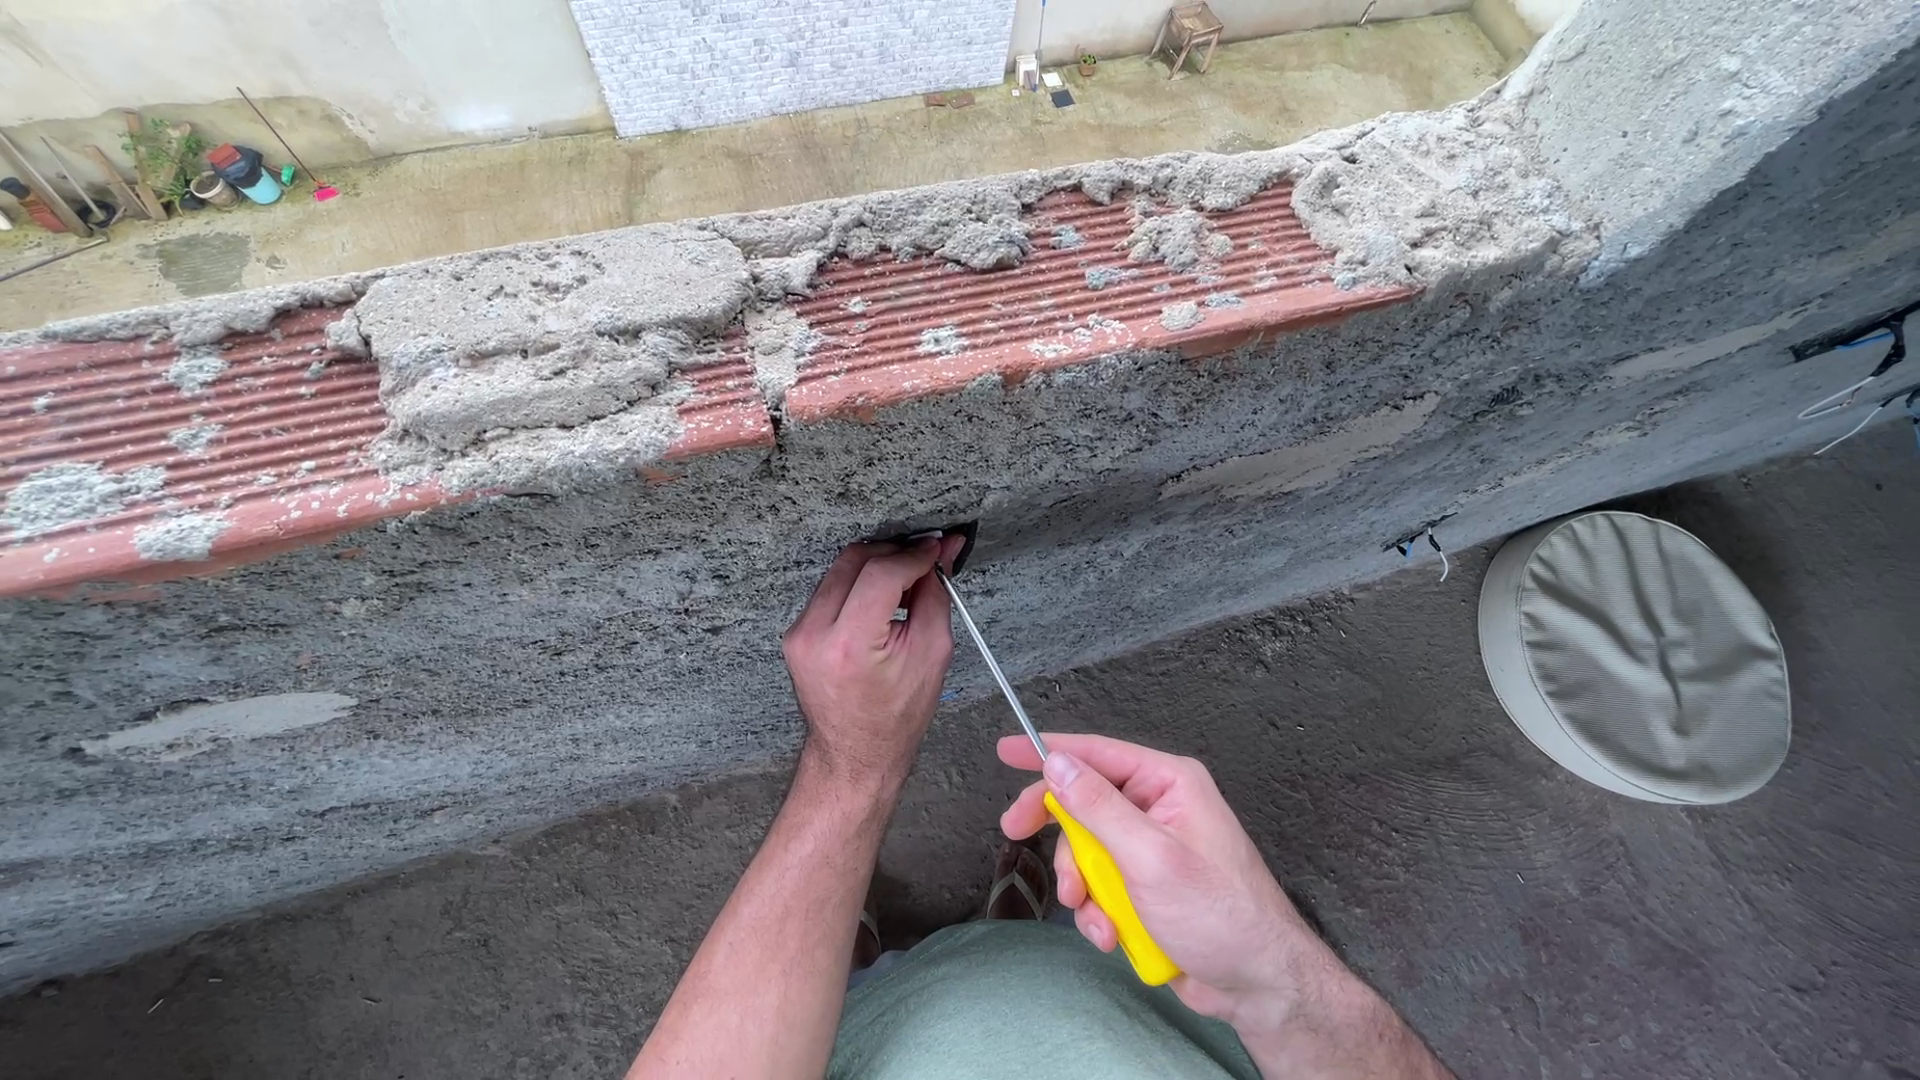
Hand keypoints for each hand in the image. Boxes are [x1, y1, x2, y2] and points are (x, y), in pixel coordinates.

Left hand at [782, 536, 966, 786]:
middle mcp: (815, 634)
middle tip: (925, 558)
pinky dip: (859, 583)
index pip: (882, 572)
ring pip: (840, 569)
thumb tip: (941, 554)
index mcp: (850, 645)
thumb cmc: (896, 715)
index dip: (914, 554)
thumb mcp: (932, 653)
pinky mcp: (795, 633)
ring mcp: (798, 633)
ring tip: (907, 581)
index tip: (937, 547)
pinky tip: (883, 599)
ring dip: (877, 565)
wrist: (856, 753)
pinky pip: (830, 589)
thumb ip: (935, 595)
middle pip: (856, 560)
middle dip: (895, 552)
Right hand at [999, 734, 1346, 1023]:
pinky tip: (1112, 934)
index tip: (1006, 749)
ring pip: (1086, 849)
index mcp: (1167, 783)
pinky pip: (1099, 884)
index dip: (1048, 750)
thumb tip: (1057, 763)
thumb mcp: (1150, 856)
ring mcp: (1149, 847)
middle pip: (1084, 802)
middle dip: (1061, 834)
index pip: (1096, 754)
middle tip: (1014, 833)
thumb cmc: (1218, 914)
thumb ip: (1099, 807)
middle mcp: (1157, 806)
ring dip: (1082, 885)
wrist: (1257, 989)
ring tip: (1097, 917)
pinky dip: (1097, 911)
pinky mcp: (1143, 885)